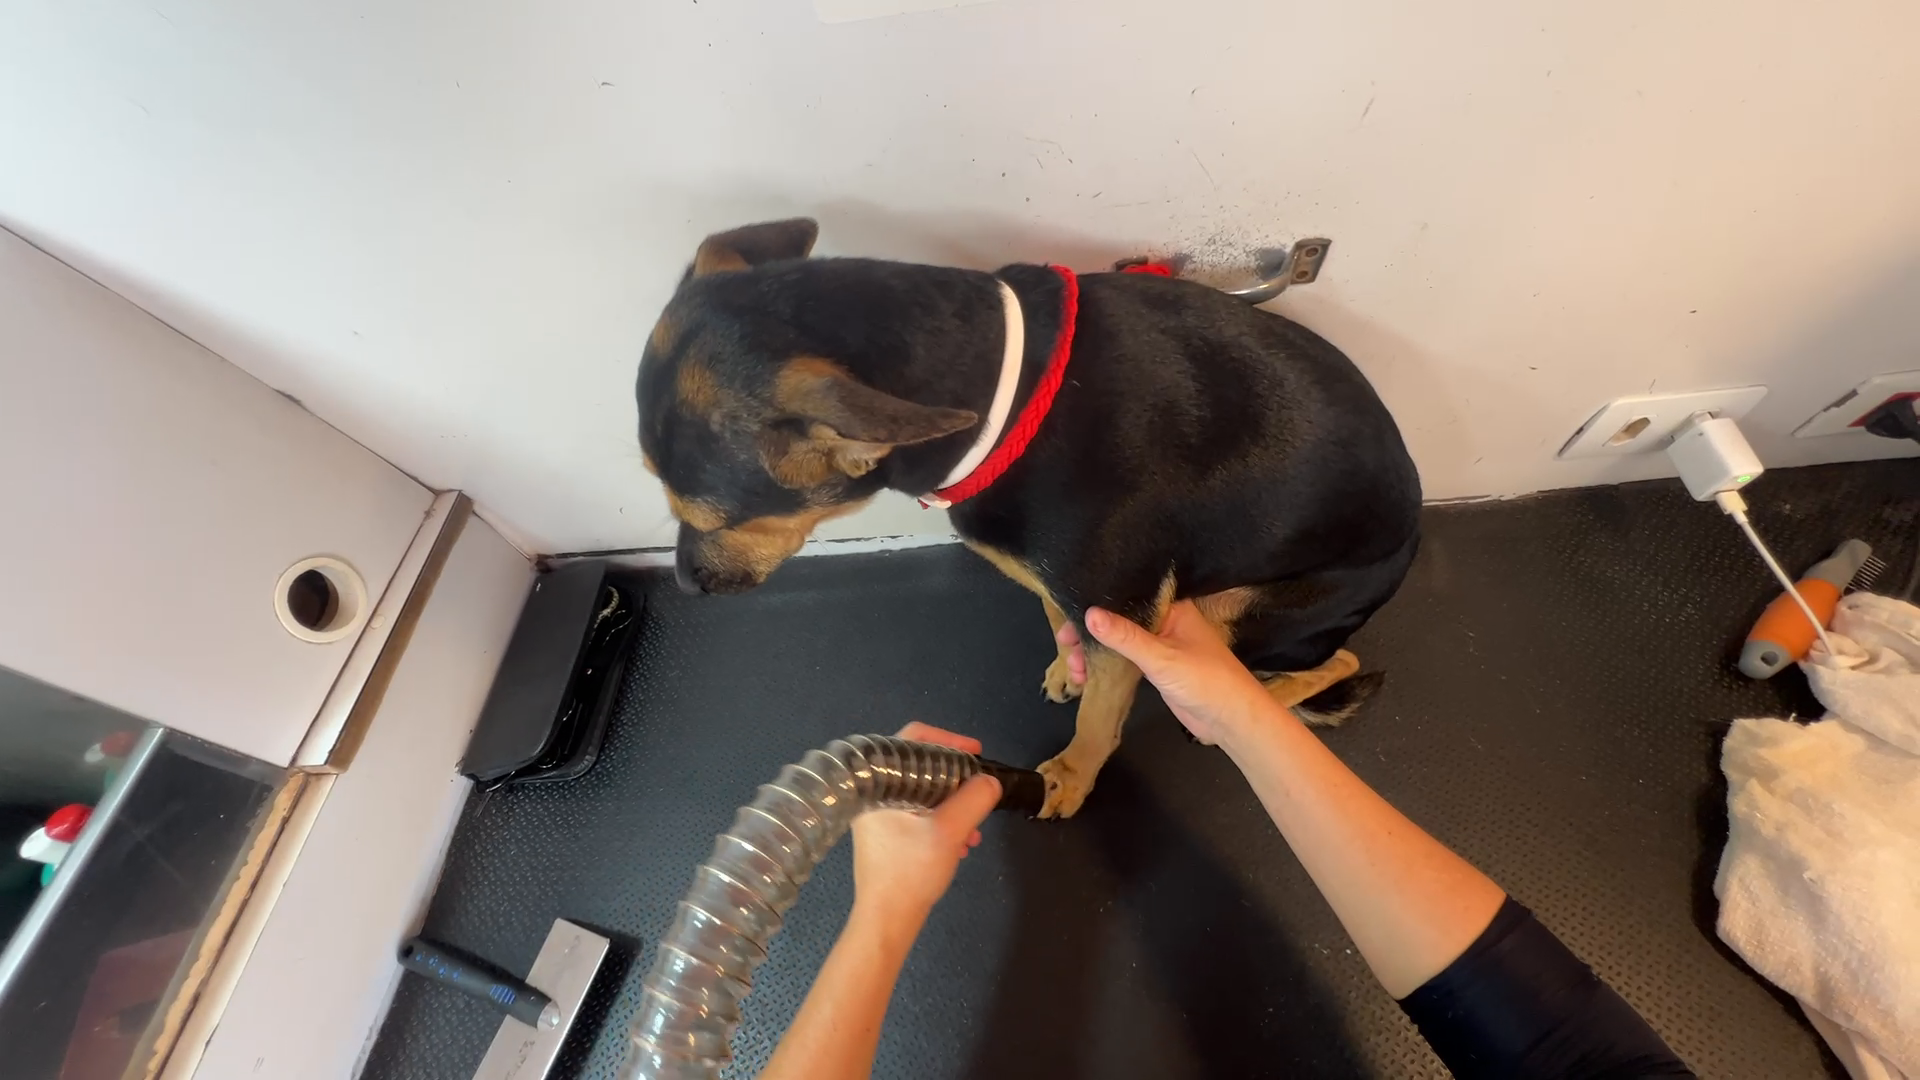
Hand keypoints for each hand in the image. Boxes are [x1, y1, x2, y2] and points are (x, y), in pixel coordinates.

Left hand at [848, 723, 1000, 928]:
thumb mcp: (950, 831)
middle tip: (979, 786)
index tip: (976, 753)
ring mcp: (877, 812)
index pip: (913, 738)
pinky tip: (961, 841)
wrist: (886, 920)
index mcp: (879, 781)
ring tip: (974, 827)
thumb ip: (974, 800)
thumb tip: (990, 781)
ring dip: (952, 802)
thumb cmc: (911, 871)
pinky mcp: (884, 831)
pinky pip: (917, 809)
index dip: (949, 739)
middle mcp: (873, 790)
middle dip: (955, 778)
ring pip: (922, 790)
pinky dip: (941, 817)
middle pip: (920, 765)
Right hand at [1076, 602, 1274, 745]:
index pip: (1126, 598)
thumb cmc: (1205, 680)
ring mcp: (1160, 646)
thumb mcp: (1161, 657)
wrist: (1233, 721)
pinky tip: (1088, 677)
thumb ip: (1125, 637)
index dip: (1095, 606)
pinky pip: (1125, 660)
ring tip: (1074, 670)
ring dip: (1095, 653)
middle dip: (1090, 634)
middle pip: (1118, 621)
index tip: (1068, 619)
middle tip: (1064, 646)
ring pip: (1119, 642)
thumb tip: (1089, 614)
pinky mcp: (1158, 668)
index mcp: (1171, 609)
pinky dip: (1107, 667)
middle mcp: (1164, 622)